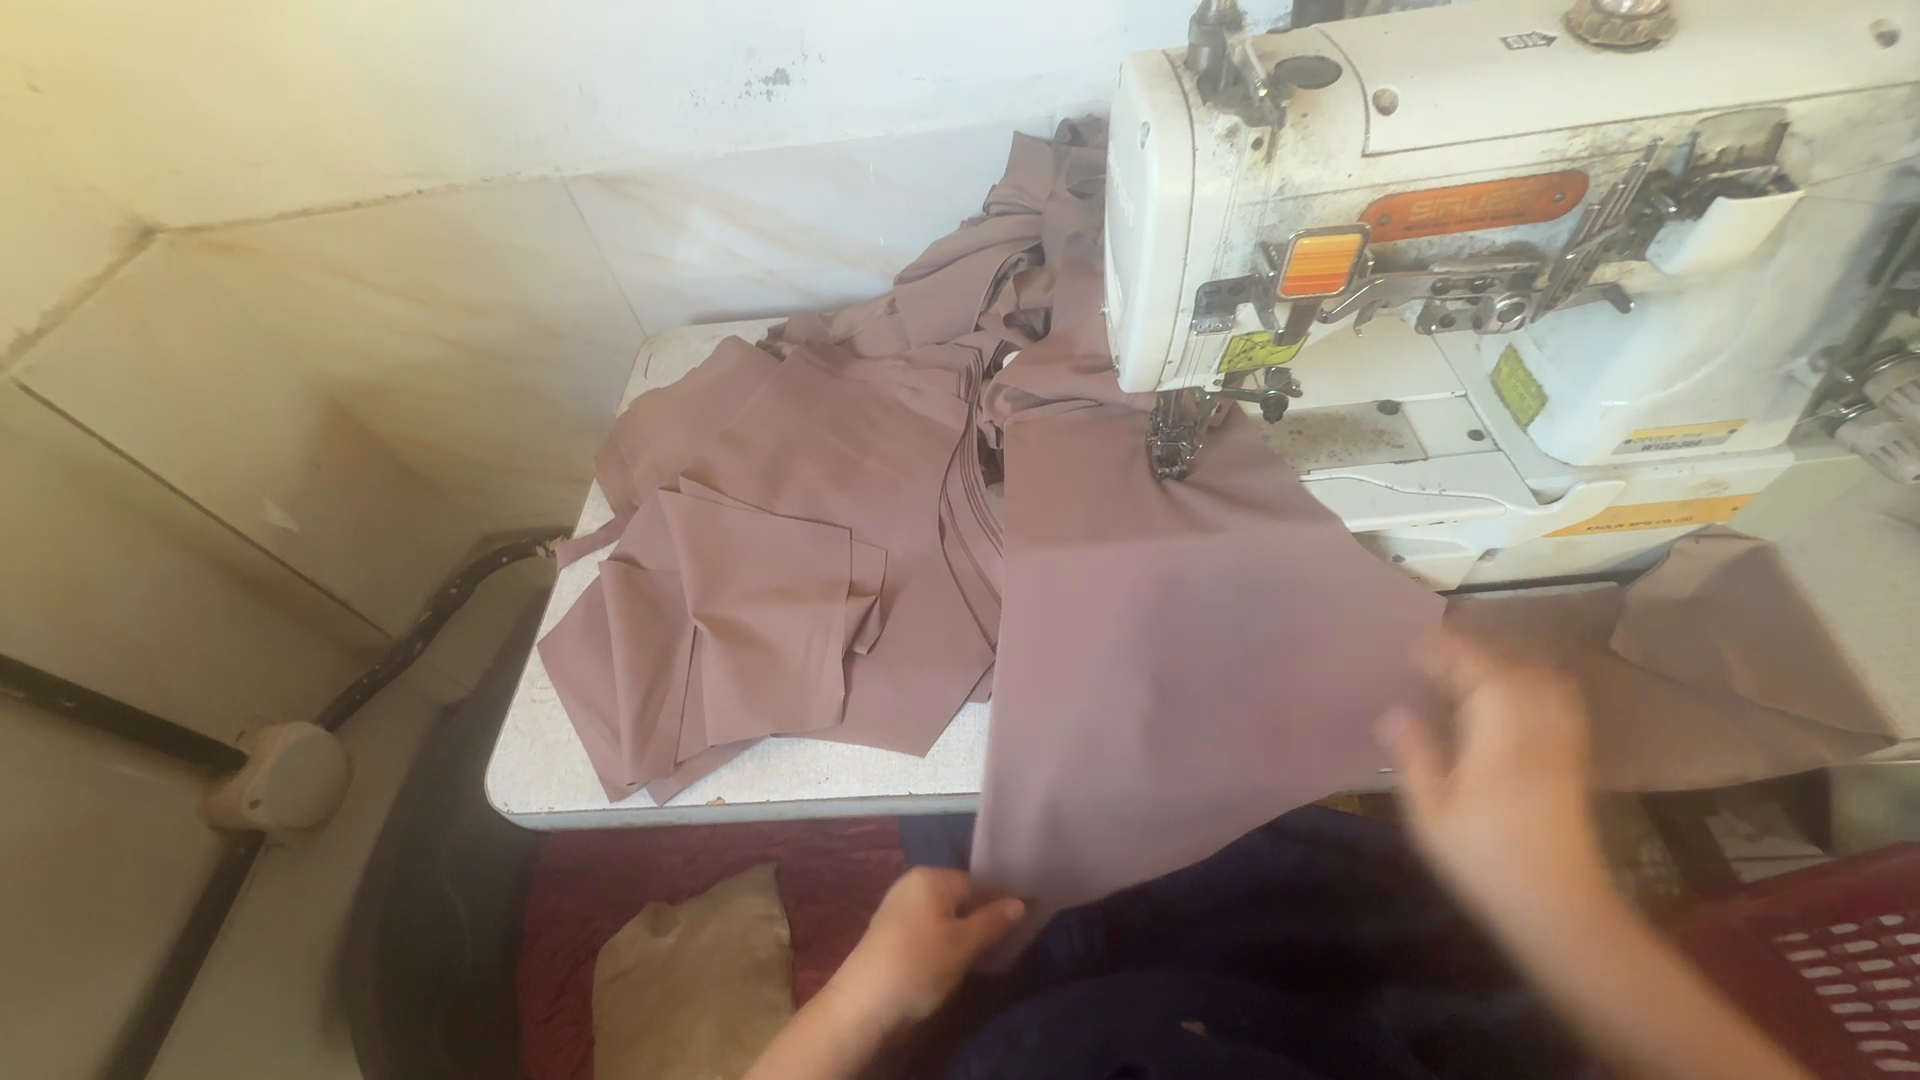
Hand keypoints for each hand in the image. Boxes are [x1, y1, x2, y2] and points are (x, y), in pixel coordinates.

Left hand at [819, 867, 1024, 1035]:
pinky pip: (929, 929)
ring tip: (983, 957)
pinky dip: (944, 943)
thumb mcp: (963, 945)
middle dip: (981, 920)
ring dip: (963, 935)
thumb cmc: (918, 965)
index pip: (976, 882)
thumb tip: (1019, 902)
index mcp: (929, 877)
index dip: (1000, 903)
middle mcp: (912, 884)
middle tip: (1004, 945)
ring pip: (945, 916)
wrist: (862, 1006)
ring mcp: (898, 908)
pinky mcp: (891, 933)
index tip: (1022, 924)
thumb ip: (992, 921)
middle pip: (960, 898)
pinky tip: (955, 964)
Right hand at [1377, 630, 1610, 923]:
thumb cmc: (1484, 861)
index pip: (1482, 676)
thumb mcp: (1431, 813)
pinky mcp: (1573, 762)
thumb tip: (1394, 712)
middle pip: (1517, 671)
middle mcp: (1538, 735)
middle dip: (1477, 650)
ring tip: (1469, 664)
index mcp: (1500, 743)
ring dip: (1507, 663)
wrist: (1561, 910)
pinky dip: (1532, 683)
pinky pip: (1559, 703)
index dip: (1450, 652)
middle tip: (1436, 648)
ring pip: (1544, 683)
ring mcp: (1562, 747)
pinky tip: (1508, 694)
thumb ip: (1414, 757)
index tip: (1416, 643)